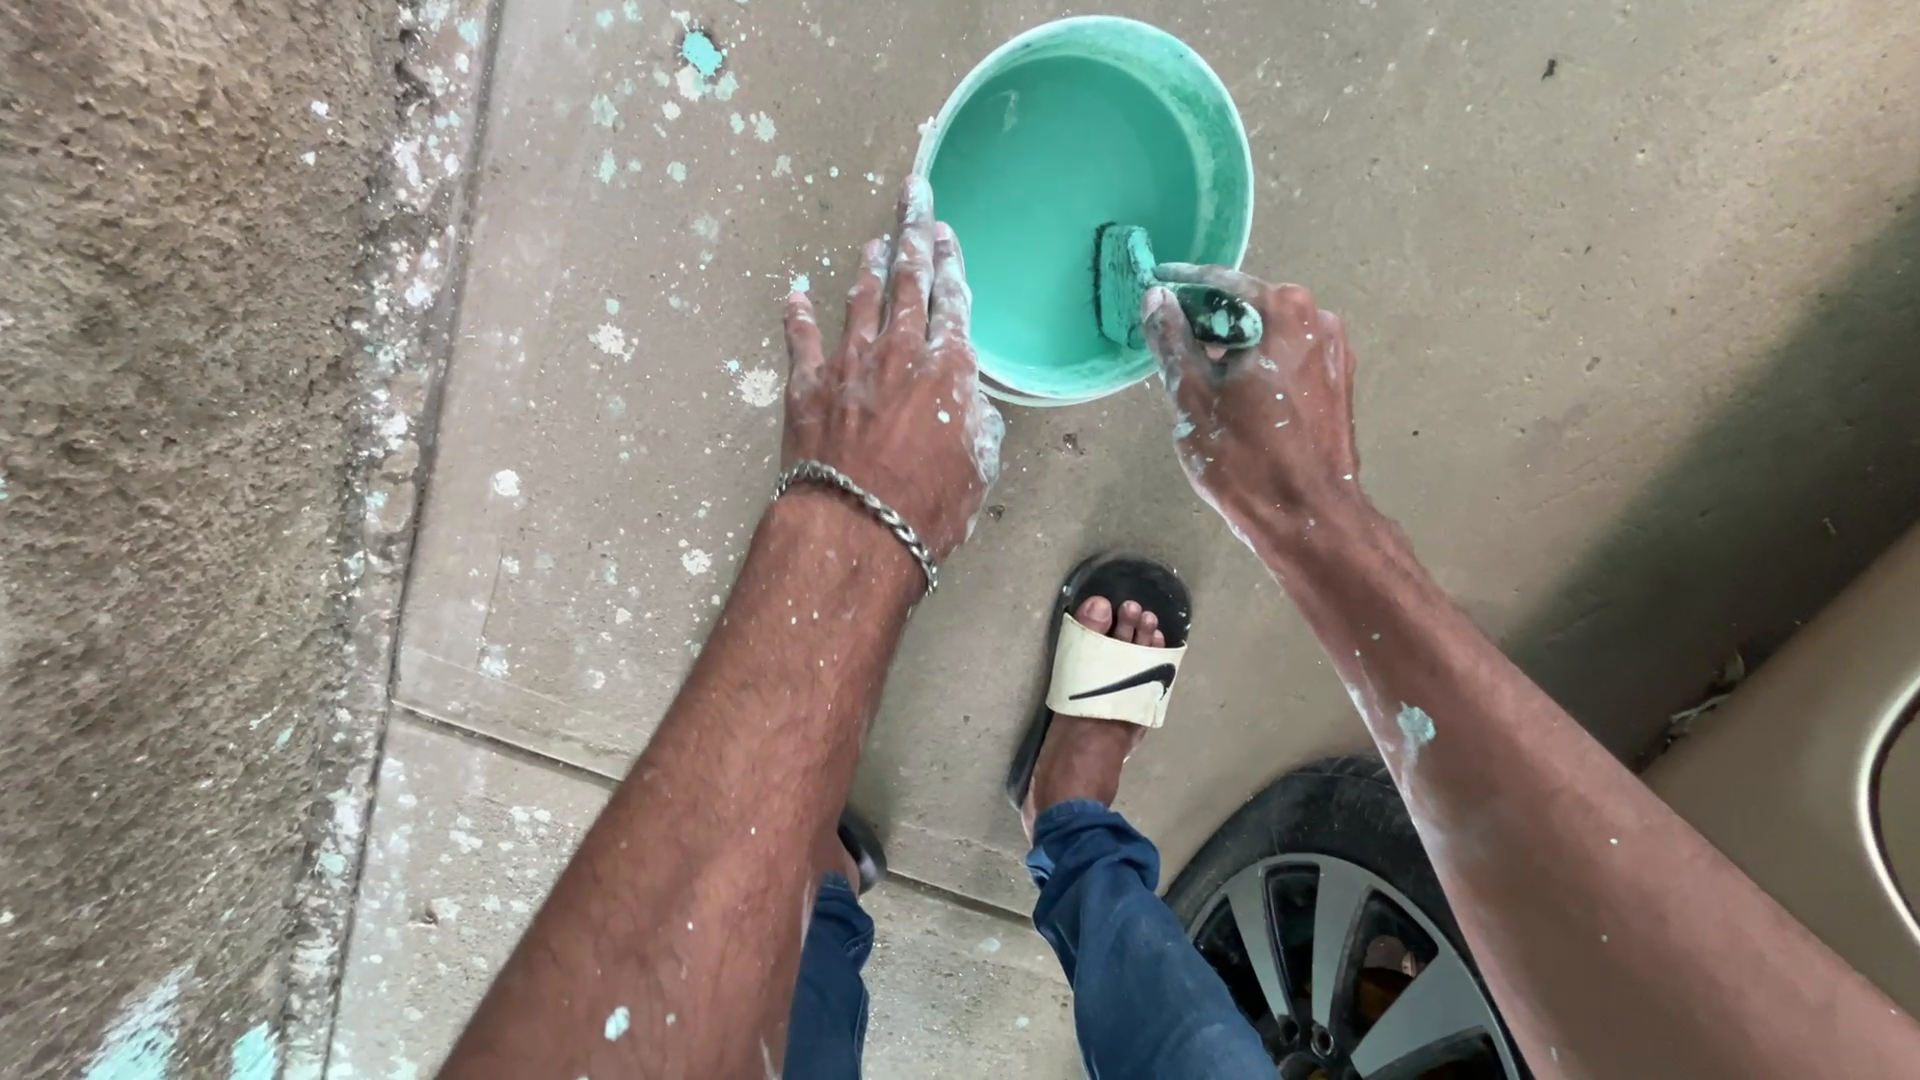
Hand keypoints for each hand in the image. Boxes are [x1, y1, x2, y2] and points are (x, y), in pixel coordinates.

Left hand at [782, 176, 1004, 560]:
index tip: (947, 234)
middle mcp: (900, 351)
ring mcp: (849, 362)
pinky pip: (801, 337)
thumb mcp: (979, 468)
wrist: (857, 526)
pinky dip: (798, 312)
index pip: (953, 302)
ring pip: (861, 298)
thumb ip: (979, 423)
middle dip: (913, 233)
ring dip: (869, 265)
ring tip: (874, 240)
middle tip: (913, 195)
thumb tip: (970, 402)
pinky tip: (796, 291)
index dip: (951, 264)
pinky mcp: (807, 383)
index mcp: (948, 368)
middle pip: (909, 280)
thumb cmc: (928, 506)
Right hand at [1144, 266, 1362, 542]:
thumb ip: (1171, 341)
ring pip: (1269, 336)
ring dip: (1233, 347)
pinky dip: (1258, 367)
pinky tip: (1235, 397)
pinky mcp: (1338, 385)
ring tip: (1198, 378)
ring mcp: (1334, 353)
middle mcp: (1318, 319)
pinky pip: (1287, 360)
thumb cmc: (1244, 456)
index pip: (1220, 283)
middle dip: (1208, 322)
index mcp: (1283, 311)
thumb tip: (1156, 298)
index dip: (1181, 289)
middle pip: (1248, 307)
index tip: (1153, 292)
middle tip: (1170, 348)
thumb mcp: (1192, 397)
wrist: (1308, 517)